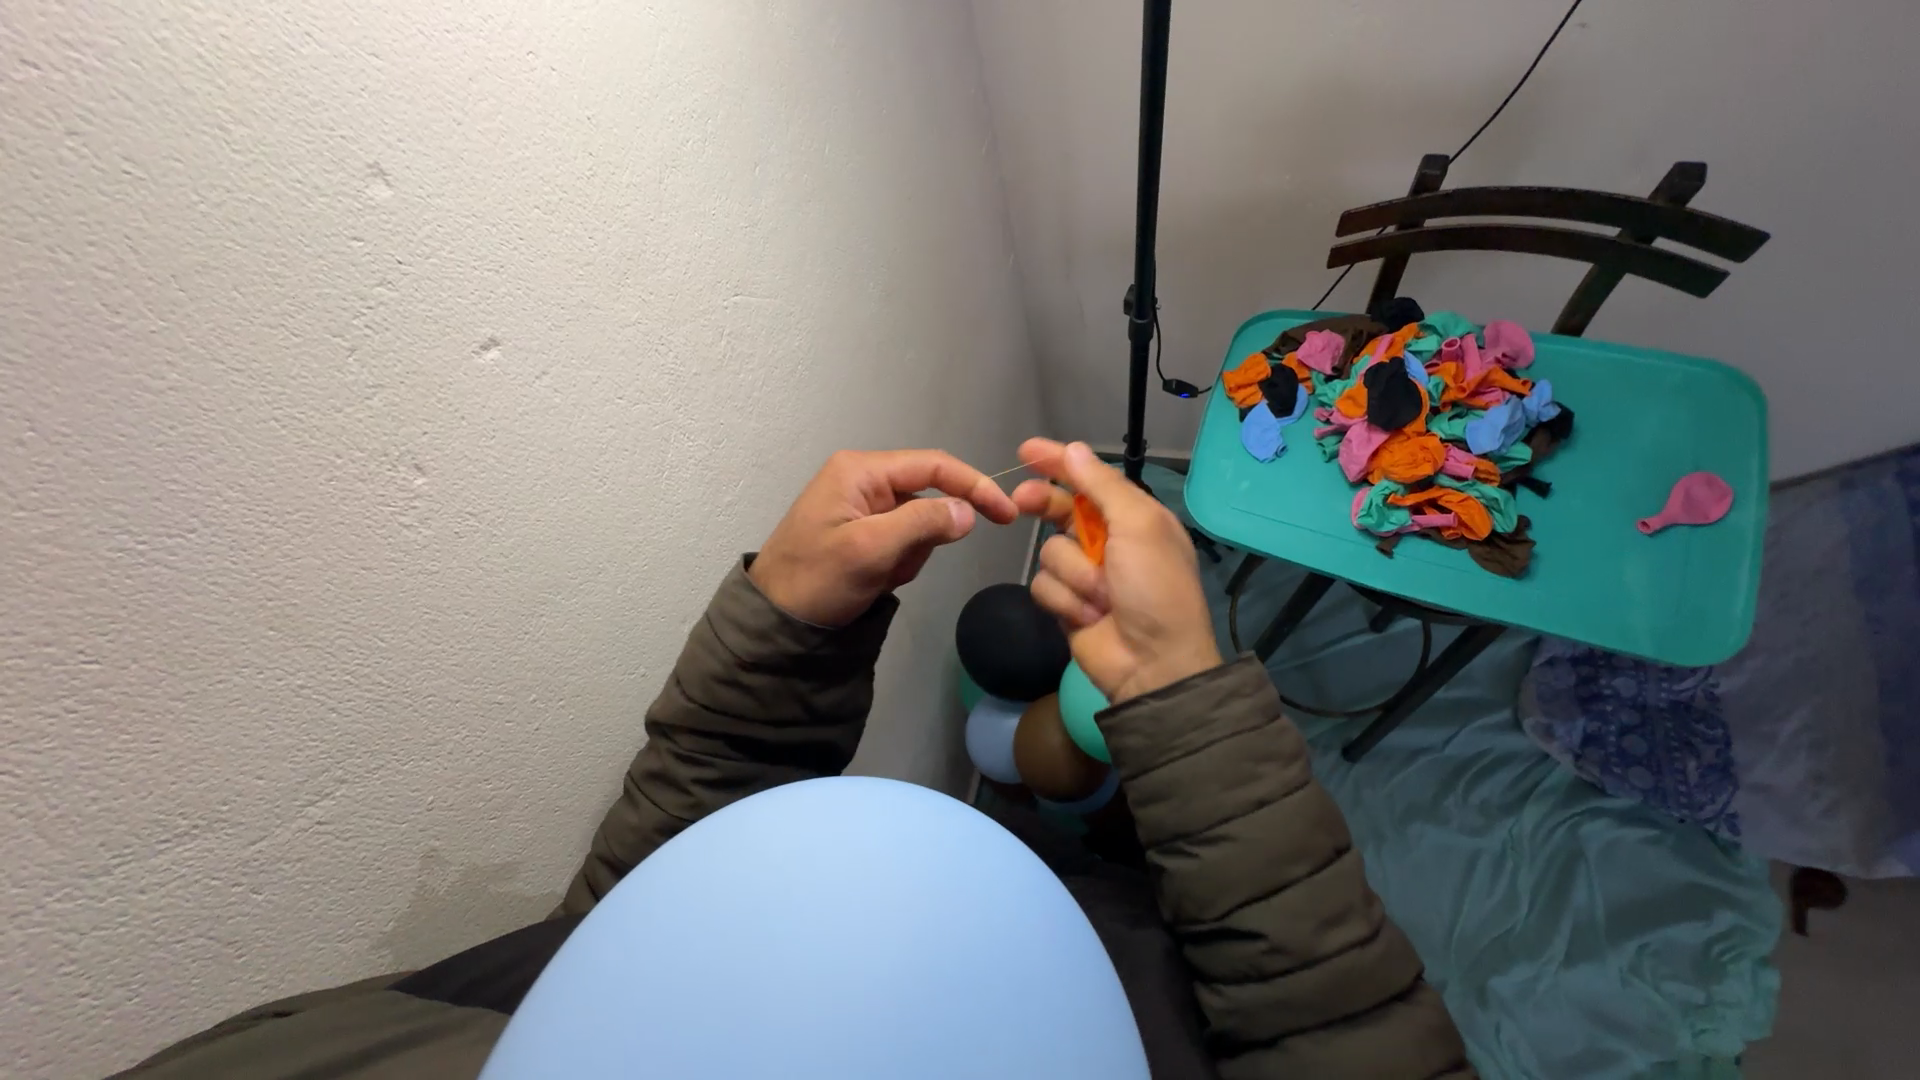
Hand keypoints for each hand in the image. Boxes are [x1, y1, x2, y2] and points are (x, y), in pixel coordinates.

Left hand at [750, 449, 1018, 626]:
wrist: (774, 622)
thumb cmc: (815, 580)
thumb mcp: (870, 550)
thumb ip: (922, 524)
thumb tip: (968, 512)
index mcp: (861, 471)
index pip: (934, 465)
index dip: (974, 486)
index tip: (1007, 514)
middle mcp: (864, 480)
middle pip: (927, 496)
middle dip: (924, 537)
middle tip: (897, 566)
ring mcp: (863, 506)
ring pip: (919, 524)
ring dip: (910, 555)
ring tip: (878, 575)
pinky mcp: (864, 532)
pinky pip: (903, 542)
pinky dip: (899, 564)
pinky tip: (874, 579)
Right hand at [1009, 439, 1223, 703]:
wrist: (1154, 663)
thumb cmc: (1155, 588)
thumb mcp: (1139, 526)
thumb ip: (1102, 487)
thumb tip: (1073, 449)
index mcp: (1133, 517)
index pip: (1089, 479)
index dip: (1058, 463)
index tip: (1027, 450)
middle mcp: (1107, 540)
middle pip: (1060, 510)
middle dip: (1043, 505)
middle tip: (1020, 500)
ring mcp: (1084, 574)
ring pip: (1049, 552)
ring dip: (1074, 575)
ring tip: (1102, 597)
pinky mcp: (1066, 603)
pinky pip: (1044, 586)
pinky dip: (1065, 601)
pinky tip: (1088, 616)